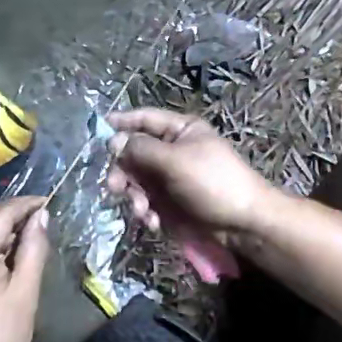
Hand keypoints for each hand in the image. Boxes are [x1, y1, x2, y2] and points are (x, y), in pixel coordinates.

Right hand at [105, 109, 281, 239]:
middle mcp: (173, 150)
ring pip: (137, 181)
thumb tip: (114, 140)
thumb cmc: (213, 182)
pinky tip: (153, 222)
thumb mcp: (175, 161)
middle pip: (134, 153)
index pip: (144, 118)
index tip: (98, 130)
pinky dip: (146, 212)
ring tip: (143, 212)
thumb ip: (142, 149)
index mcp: (180, 130)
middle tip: (115, 188)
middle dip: (124, 172)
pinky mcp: (172, 202)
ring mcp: (171, 177)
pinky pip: (148, 202)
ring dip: (135, 196)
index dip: (121, 122)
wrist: (244, 223)